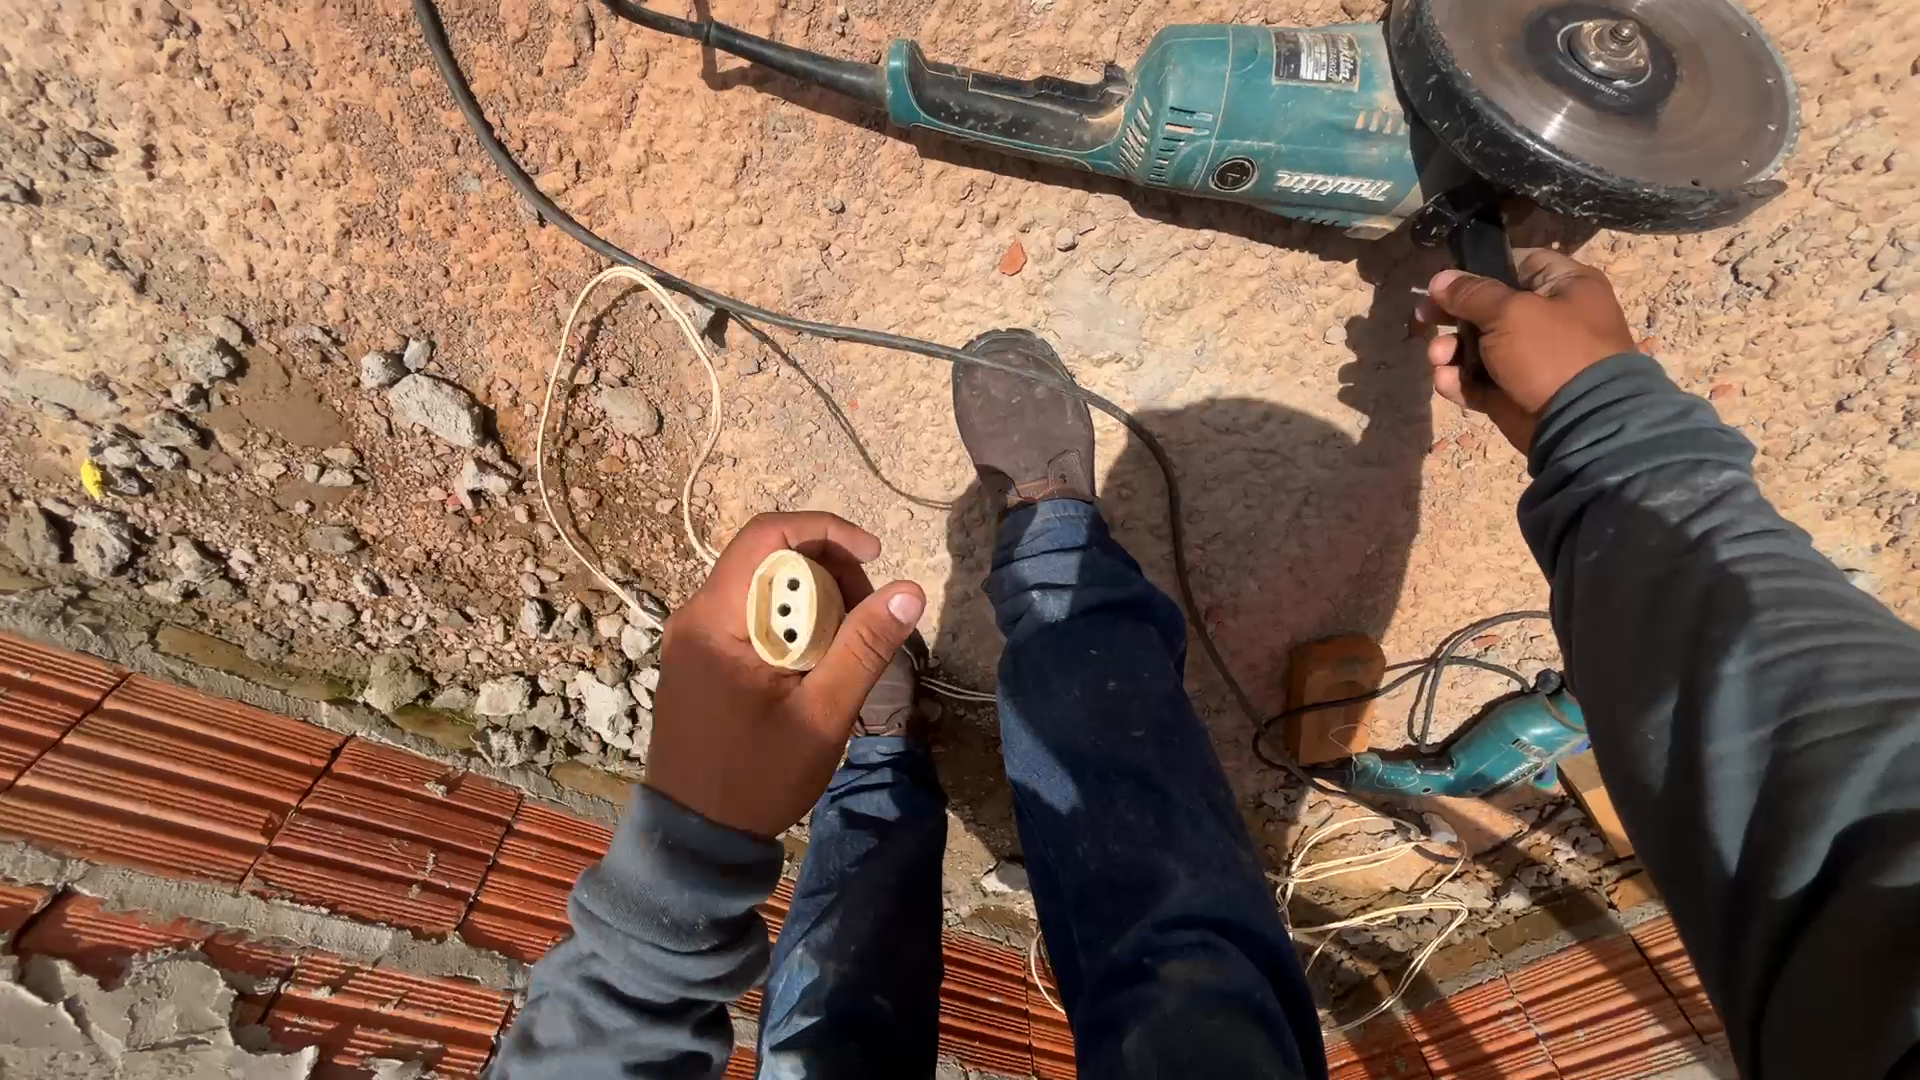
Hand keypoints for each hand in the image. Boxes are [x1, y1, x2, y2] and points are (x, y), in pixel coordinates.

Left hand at [644, 512, 925, 836]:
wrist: (693, 840)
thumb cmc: (756, 779)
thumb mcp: (822, 715)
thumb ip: (865, 648)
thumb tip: (909, 590)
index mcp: (716, 619)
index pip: (767, 535)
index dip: (826, 531)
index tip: (874, 554)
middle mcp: (698, 615)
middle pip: (772, 557)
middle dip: (831, 572)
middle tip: (870, 615)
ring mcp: (698, 637)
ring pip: (768, 586)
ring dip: (819, 599)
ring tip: (851, 646)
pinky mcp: (706, 657)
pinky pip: (758, 615)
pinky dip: (798, 621)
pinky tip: (822, 659)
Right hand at [1416, 247, 1637, 451]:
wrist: (1578, 419)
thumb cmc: (1551, 352)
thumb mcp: (1510, 312)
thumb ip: (1471, 294)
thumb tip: (1440, 277)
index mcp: (1562, 287)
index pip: (1518, 264)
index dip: (1480, 270)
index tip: (1446, 282)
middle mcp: (1545, 318)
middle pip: (1486, 309)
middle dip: (1451, 315)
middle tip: (1421, 317)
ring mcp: (1526, 357)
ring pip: (1474, 347)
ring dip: (1448, 351)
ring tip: (1438, 357)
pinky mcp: (1509, 389)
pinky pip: (1474, 380)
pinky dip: (1457, 380)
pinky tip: (1446, 381)